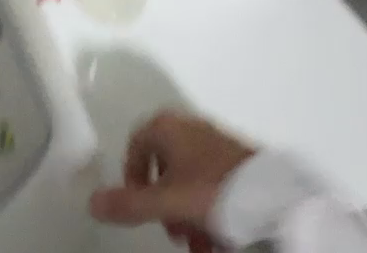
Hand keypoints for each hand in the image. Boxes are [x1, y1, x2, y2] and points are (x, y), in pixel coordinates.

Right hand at [90, 113, 254, 249]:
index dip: (132, 178)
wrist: (275, 199)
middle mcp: (188, 126)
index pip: (135, 145)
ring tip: (200, 244)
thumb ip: (129, 204)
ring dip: (187, 213)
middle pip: (163, 166)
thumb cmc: (212, 191)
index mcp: (167, 125)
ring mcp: (215, 141)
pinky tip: (220, 237)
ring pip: (189, 180)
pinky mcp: (239, 160)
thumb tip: (91, 202)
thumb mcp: (167, 202)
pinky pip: (212, 183)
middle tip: (174, 232)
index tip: (140, 207)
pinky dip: (209, 209)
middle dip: (164, 205)